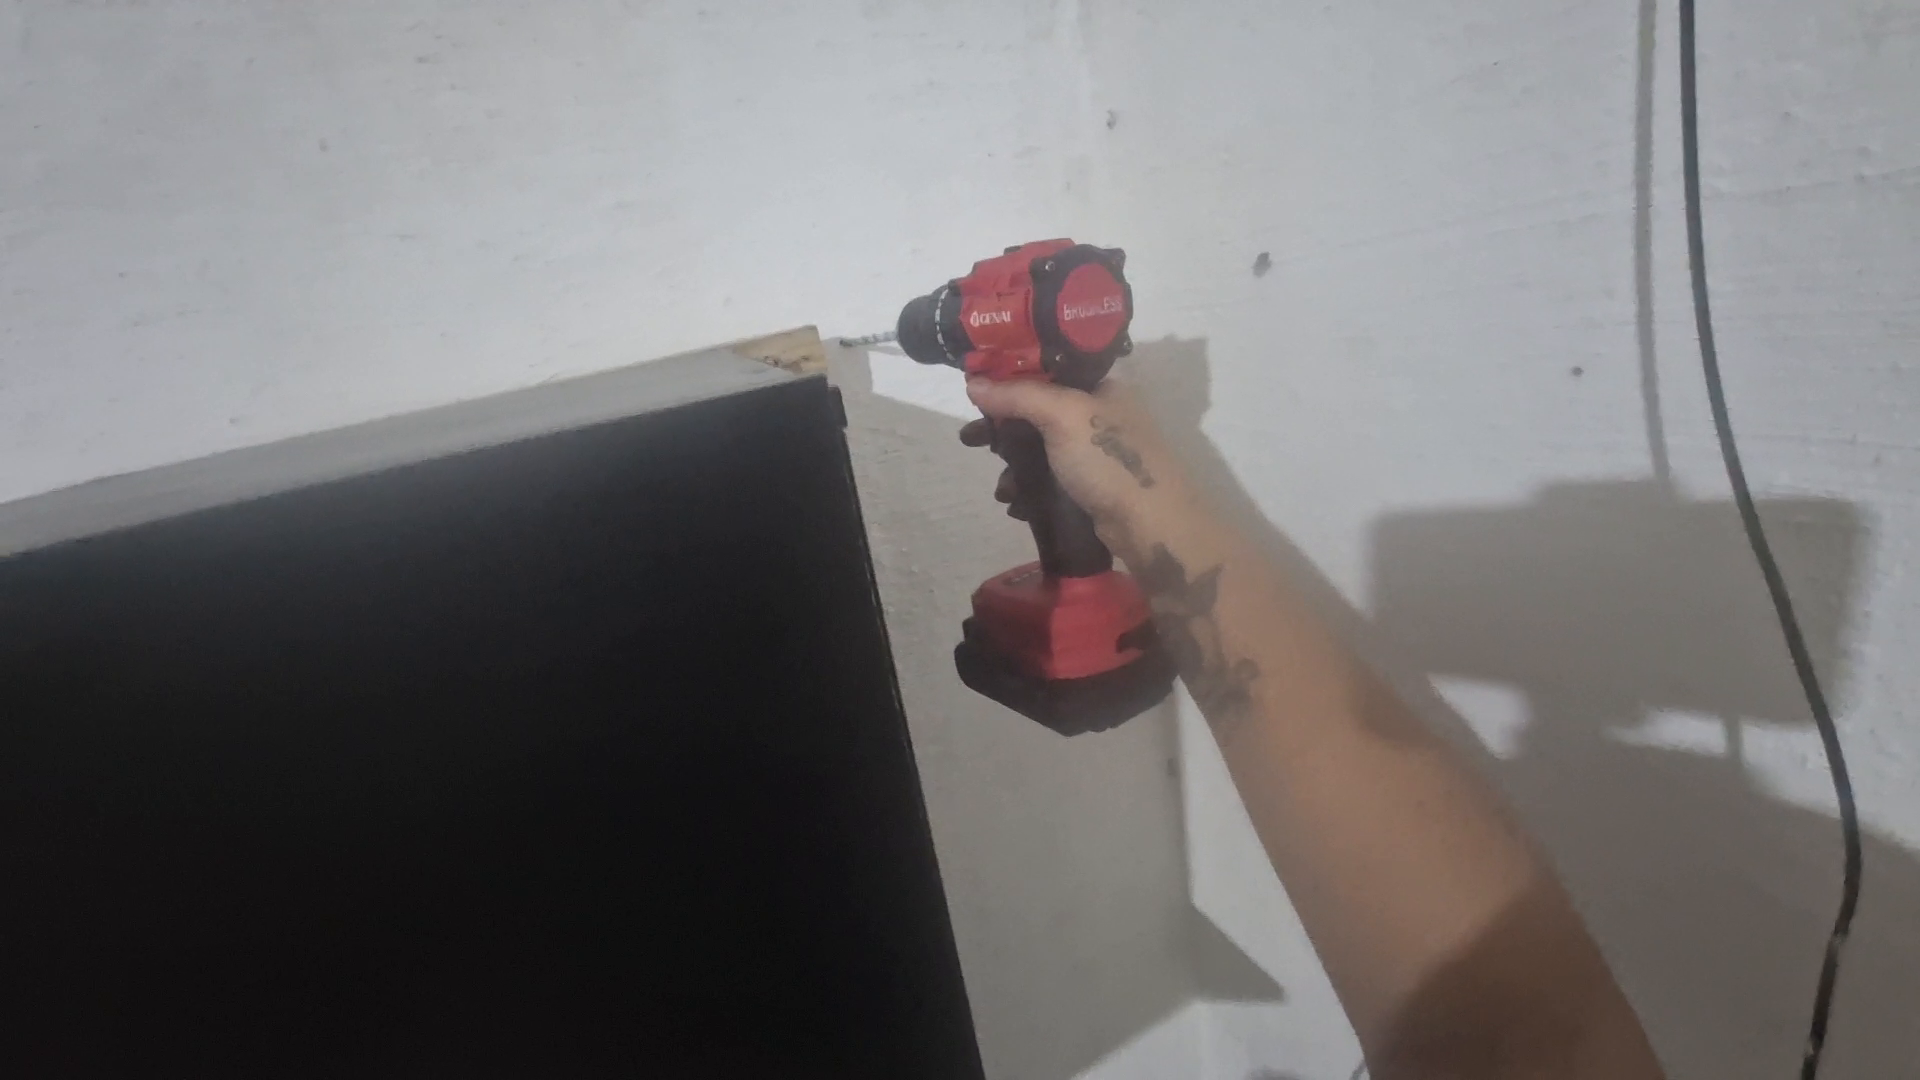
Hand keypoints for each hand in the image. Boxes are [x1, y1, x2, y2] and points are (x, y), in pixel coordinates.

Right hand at [959, 375, 1181, 529]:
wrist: (1151, 524)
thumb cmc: (1109, 459)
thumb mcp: (1063, 415)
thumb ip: (1017, 395)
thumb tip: (972, 383)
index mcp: (1100, 386)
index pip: (1046, 370)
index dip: (1009, 379)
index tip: (976, 395)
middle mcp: (1099, 415)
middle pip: (1036, 413)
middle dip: (1001, 431)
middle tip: (972, 442)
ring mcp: (1095, 454)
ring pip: (1039, 451)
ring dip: (1012, 468)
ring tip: (1002, 490)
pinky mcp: (1090, 487)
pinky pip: (1049, 481)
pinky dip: (1028, 490)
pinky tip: (1016, 505)